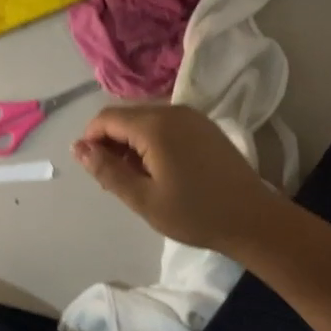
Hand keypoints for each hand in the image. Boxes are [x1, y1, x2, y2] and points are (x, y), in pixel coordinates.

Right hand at [73, 104, 288, 252]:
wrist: (252, 219)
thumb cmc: (195, 214)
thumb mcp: (143, 199)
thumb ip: (107, 171)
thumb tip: (78, 148)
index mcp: (155, 125)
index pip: (106, 118)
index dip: (91, 140)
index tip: (93, 171)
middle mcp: (173, 111)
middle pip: (126, 116)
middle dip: (112, 143)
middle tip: (116, 182)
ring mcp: (192, 117)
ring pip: (146, 120)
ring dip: (132, 144)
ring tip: (138, 181)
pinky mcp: (205, 127)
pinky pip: (166, 125)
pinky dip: (153, 142)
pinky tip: (161, 171)